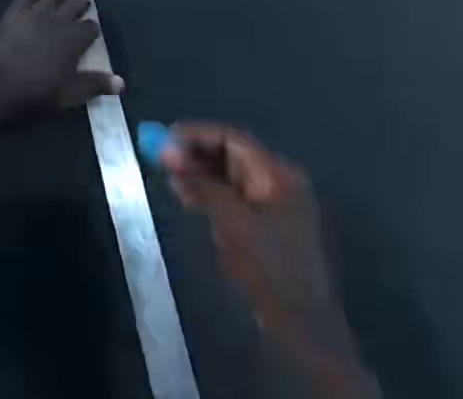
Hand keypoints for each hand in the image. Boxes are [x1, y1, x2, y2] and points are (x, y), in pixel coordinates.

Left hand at [0, 0, 122, 126]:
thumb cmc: (32, 92)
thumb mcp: (67, 95)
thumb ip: (93, 85)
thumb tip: (120, 82)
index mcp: (74, 41)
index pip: (90, 28)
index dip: (92, 28)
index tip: (92, 30)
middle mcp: (58, 21)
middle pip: (75, 4)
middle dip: (81, 1)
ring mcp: (36, 13)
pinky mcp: (15, 11)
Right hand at [160, 125, 377, 397]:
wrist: (300, 326)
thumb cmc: (268, 267)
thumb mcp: (231, 221)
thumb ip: (199, 184)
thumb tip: (167, 155)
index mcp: (278, 174)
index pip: (232, 139)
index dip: (196, 135)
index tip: (164, 139)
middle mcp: (278, 181)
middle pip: (231, 154)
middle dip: (196, 154)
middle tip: (162, 159)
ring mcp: (274, 203)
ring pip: (230, 175)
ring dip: (200, 174)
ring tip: (170, 178)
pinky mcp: (266, 224)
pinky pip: (234, 195)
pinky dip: (210, 192)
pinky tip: (189, 197)